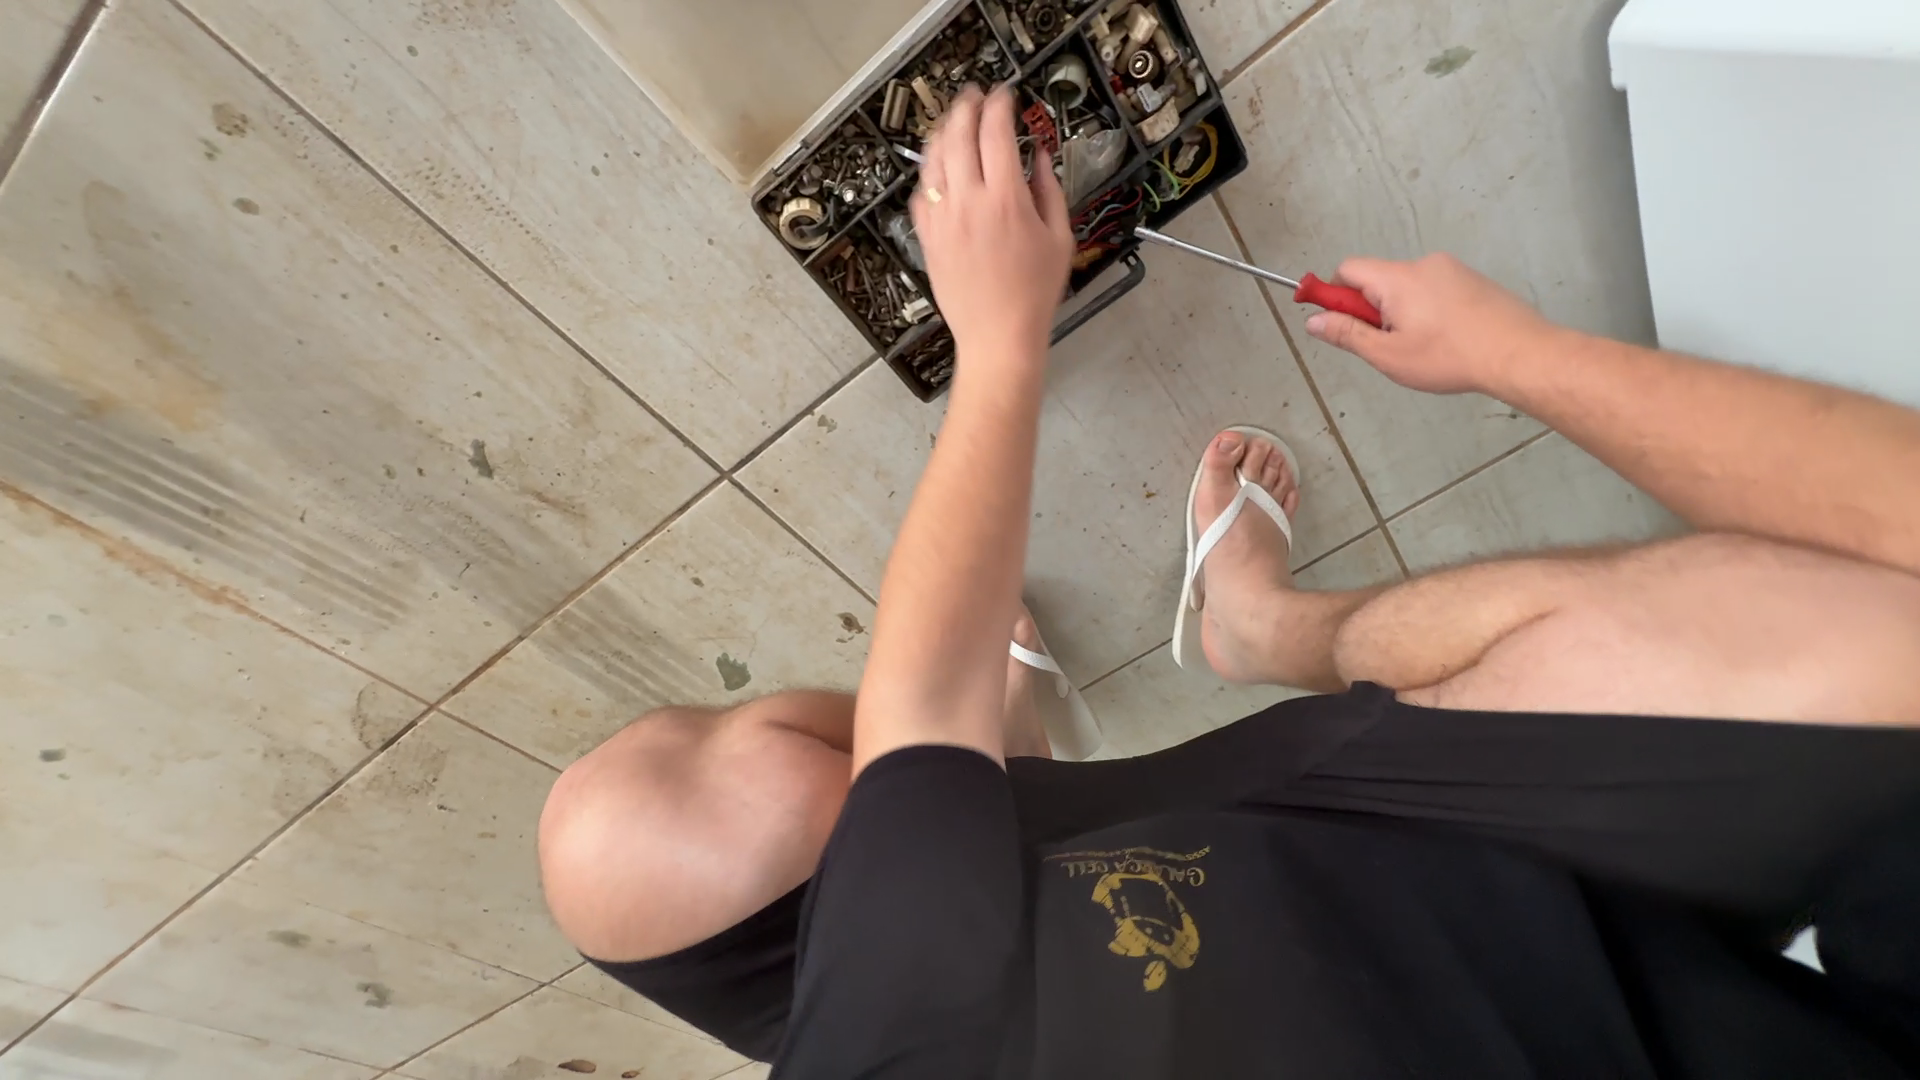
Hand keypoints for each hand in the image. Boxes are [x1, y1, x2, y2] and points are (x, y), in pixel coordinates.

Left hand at [912, 84, 1072, 370]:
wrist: (997, 337)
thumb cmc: (1034, 295)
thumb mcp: (1059, 239)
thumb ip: (1050, 191)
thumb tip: (1039, 158)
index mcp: (1005, 198)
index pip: (995, 131)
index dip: (999, 105)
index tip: (1004, 95)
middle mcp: (968, 202)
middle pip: (958, 136)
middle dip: (966, 108)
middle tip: (974, 98)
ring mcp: (943, 220)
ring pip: (933, 161)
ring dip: (942, 134)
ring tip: (951, 124)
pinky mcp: (928, 240)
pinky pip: (921, 195)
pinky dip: (929, 175)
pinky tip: (936, 171)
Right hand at [1303, 253, 1558, 394]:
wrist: (1519, 353)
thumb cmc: (1447, 357)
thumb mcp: (1386, 354)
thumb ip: (1346, 334)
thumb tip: (1312, 321)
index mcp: (1398, 279)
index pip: (1348, 269)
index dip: (1334, 294)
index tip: (1337, 322)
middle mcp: (1423, 264)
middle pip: (1377, 279)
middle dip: (1369, 308)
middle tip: (1384, 343)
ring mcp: (1451, 269)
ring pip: (1404, 287)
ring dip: (1397, 311)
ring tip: (1417, 345)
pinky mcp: (1471, 279)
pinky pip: (1430, 289)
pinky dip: (1423, 309)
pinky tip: (1440, 337)